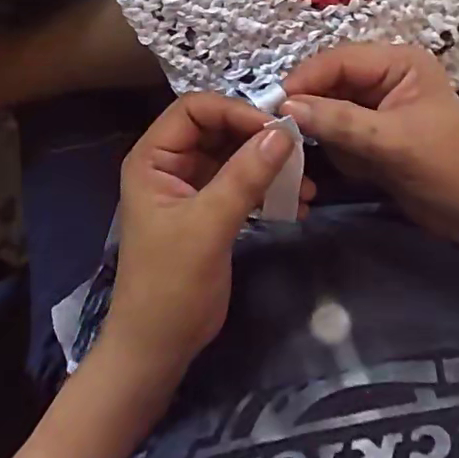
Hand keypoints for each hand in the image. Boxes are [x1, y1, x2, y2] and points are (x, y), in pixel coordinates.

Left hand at [104, 93, 308, 373]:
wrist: (158, 347)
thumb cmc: (170, 284)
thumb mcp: (208, 225)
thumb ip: (245, 176)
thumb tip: (283, 133)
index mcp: (152, 157)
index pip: (193, 109)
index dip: (233, 111)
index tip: (274, 128)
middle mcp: (169, 164)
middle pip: (216, 129)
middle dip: (256, 137)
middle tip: (297, 151)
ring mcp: (189, 187)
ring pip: (232, 156)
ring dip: (267, 165)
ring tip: (305, 182)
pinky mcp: (208, 210)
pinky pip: (241, 184)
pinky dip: (266, 190)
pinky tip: (296, 205)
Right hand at [281, 43, 458, 269]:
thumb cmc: (450, 170)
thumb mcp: (393, 143)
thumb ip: (338, 121)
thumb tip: (285, 107)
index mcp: (398, 63)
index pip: (338, 60)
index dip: (304, 80)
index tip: (274, 107)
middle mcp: (384, 77)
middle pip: (329, 82)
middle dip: (310, 107)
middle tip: (280, 131)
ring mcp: (377, 107)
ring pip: (327, 109)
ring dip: (322, 132)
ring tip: (317, 153)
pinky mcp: (372, 134)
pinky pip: (336, 133)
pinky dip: (333, 150)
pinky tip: (344, 167)